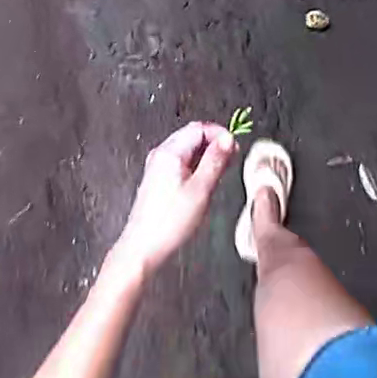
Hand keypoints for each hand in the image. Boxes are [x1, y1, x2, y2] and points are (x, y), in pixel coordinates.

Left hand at [111, 122, 236, 275]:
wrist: (142, 248)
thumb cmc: (168, 223)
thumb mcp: (201, 190)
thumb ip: (215, 161)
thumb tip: (228, 139)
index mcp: (169, 152)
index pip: (199, 129)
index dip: (220, 134)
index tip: (234, 147)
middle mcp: (161, 155)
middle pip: (193, 136)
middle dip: (214, 143)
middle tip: (231, 157)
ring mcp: (158, 167)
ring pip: (188, 150)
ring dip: (207, 155)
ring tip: (221, 170)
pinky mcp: (159, 180)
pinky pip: (182, 163)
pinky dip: (197, 166)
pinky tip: (205, 182)